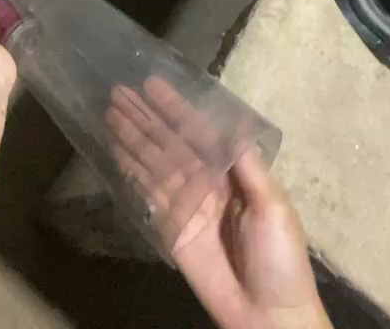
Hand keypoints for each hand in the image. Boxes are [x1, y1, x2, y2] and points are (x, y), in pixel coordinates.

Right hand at [106, 80, 325, 328]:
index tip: (152, 84)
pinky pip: (146, 191)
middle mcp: (205, 180)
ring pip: (153, 160)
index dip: (175, 107)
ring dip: (132, 136)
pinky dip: (129, 169)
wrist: (268, 316)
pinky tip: (114, 149)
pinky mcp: (169, 226)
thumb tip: (230, 126)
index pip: (198, 131)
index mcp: (232, 172)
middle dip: (145, 116)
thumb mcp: (274, 207)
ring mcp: (185, 202)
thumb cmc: (279, 258)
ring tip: (109, 112)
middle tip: (118, 91)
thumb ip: (249, 167)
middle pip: (169, 141)